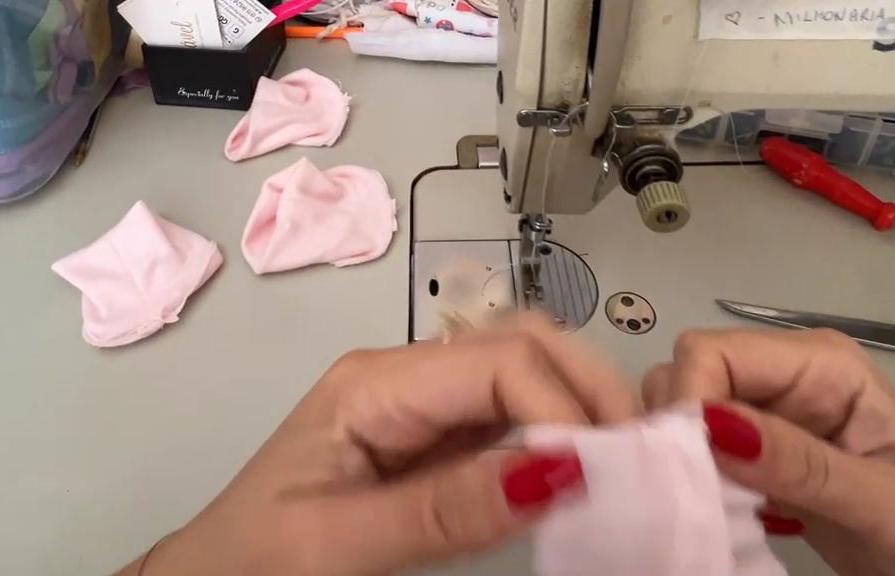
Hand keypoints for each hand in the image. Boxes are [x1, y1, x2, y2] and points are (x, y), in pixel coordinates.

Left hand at [139, 315, 637, 575]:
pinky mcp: (434, 438)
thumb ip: (447, 509)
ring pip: (520, 370)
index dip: (565, 402)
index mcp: (378, 380)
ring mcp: (422, 404)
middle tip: (638, 458)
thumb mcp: (341, 544)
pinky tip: (580, 472)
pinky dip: (555, 435)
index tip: (615, 470)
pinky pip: (508, 418)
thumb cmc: (256, 562)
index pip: (497, 358)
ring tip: (622, 465)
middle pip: (517, 341)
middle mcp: (407, 374)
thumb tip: (561, 468)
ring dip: (578, 403)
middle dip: (585, 384)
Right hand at [644, 329, 894, 575]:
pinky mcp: (760, 451)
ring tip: (708, 505)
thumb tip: (711, 424)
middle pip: (692, 371)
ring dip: (684, 453)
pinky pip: (702, 445)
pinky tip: (716, 509)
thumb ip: (803, 465)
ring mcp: (770, 411)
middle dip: (679, 425)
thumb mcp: (889, 505)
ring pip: (688, 407)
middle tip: (689, 491)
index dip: (689, 395)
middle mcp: (784, 373)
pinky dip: (695, 475)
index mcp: (820, 362)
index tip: (682, 462)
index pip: (716, 350)